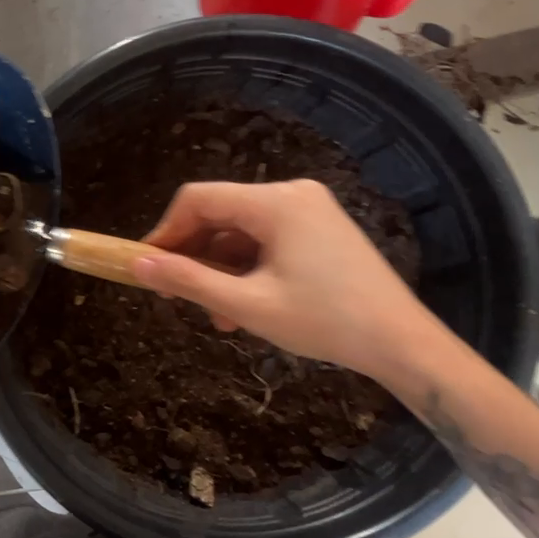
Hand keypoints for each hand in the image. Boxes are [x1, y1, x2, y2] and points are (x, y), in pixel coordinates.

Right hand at [133, 180, 444, 385]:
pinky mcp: (321, 231)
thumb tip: (136, 264)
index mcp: (276, 202)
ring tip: (218, 317)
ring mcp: (310, 211)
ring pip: (241, 232)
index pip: (198, 200)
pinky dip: (246, 270)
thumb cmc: (323, 321)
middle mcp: (293, 195)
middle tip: (177, 297)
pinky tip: (244, 308)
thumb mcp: (246, 304)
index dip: (166, 232)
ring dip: (219, 270)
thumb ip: (187, 280)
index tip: (147, 268)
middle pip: (219, 214)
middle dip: (194, 256)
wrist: (402, 342)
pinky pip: (266, 241)